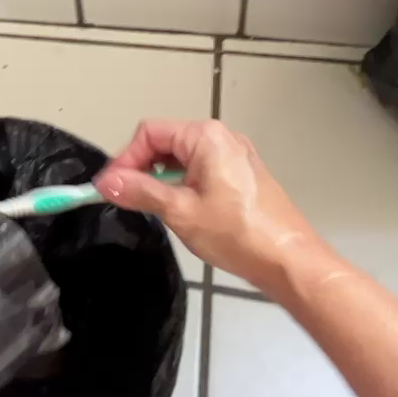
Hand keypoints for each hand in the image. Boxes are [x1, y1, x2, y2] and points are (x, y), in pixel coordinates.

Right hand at [94, 118, 328, 295]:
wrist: (292, 263)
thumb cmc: (237, 234)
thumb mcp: (180, 212)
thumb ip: (140, 191)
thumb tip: (106, 182)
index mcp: (206, 137)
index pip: (149, 133)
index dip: (125, 158)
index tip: (110, 187)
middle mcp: (222, 137)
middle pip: (165, 141)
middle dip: (141, 167)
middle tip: (125, 197)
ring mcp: (235, 155)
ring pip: (182, 156)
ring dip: (160, 176)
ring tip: (149, 205)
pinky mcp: (242, 174)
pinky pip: (200, 168)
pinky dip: (181, 182)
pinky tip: (178, 208)